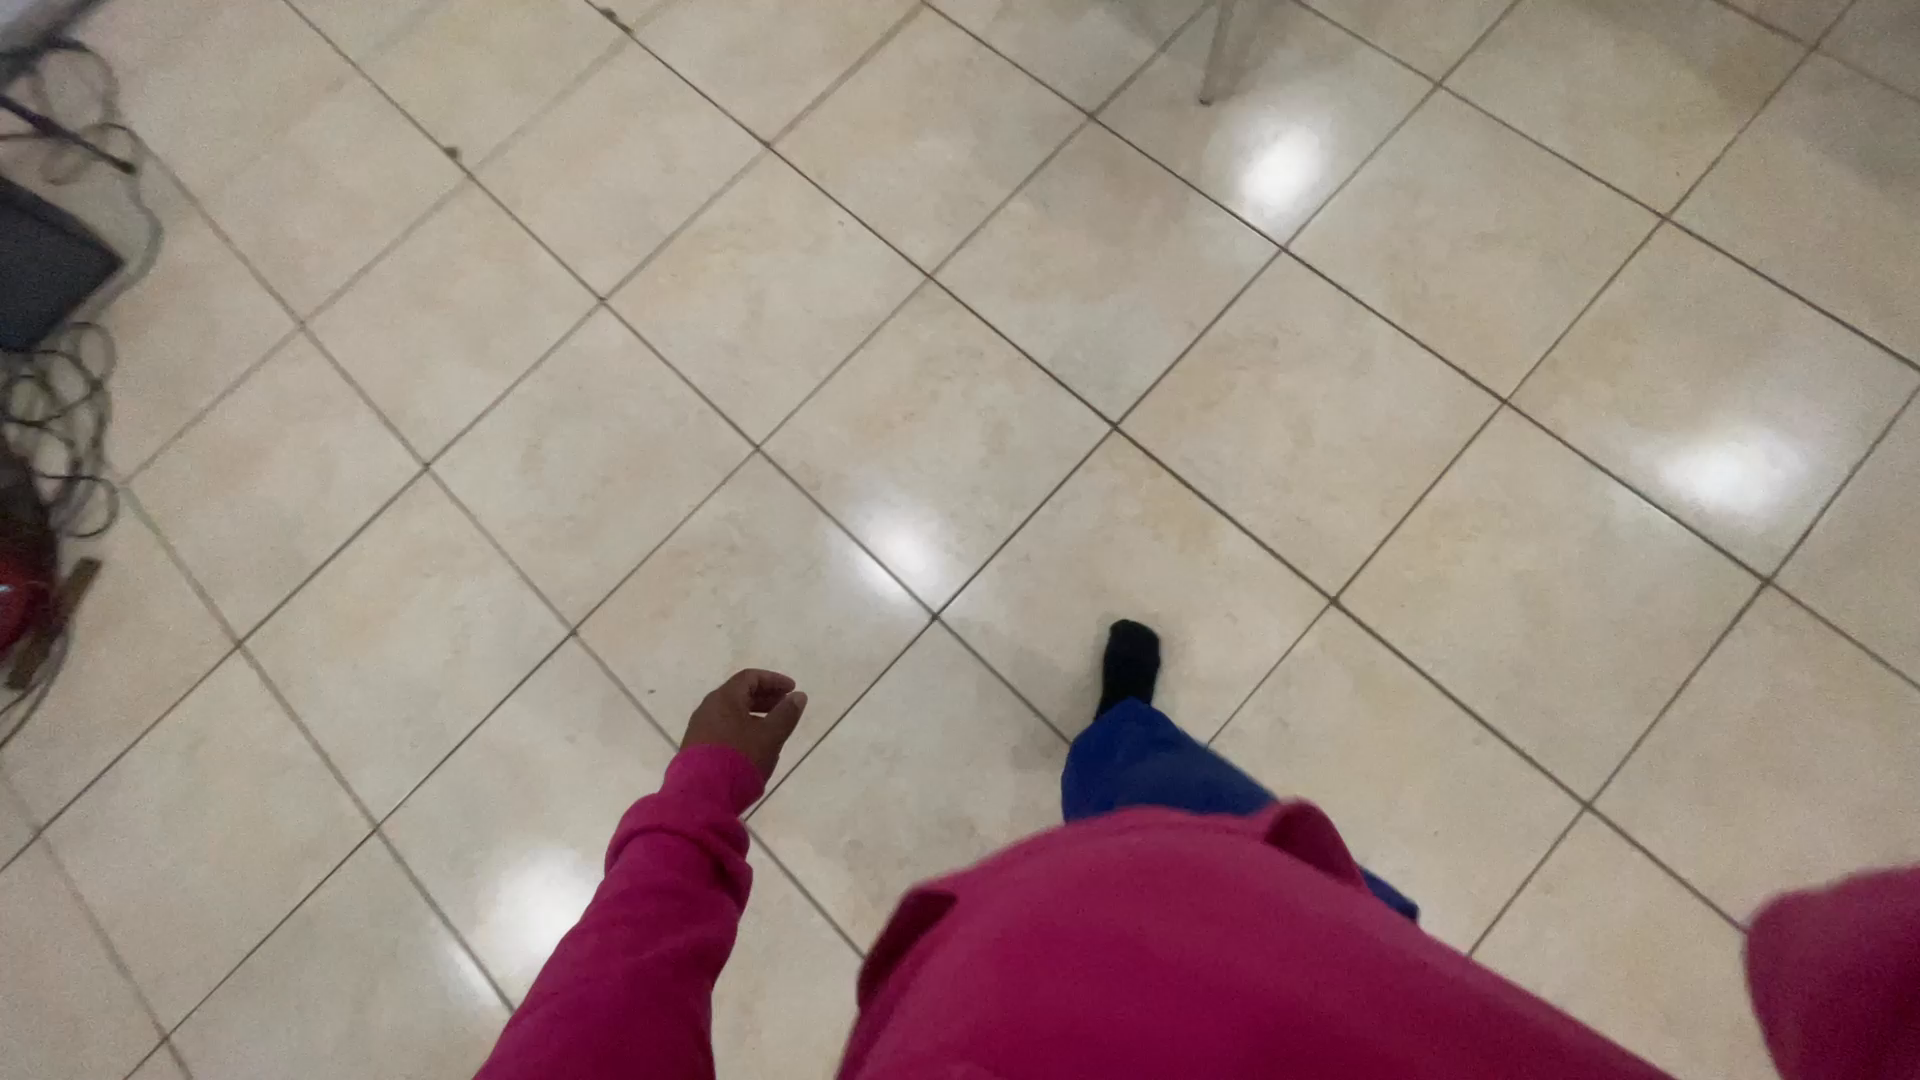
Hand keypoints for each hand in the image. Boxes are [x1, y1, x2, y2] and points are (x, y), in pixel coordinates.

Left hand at [682, 669, 807, 780]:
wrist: (702, 797)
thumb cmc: (740, 759)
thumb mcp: (770, 736)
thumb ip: (786, 714)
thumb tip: (798, 696)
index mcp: (724, 698)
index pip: (750, 677)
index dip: (774, 680)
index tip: (792, 690)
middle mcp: (708, 709)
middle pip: (739, 694)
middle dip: (765, 697)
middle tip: (785, 706)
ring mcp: (698, 729)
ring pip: (730, 713)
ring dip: (754, 714)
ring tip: (772, 728)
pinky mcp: (696, 749)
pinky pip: (722, 729)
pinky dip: (742, 728)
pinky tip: (753, 746)